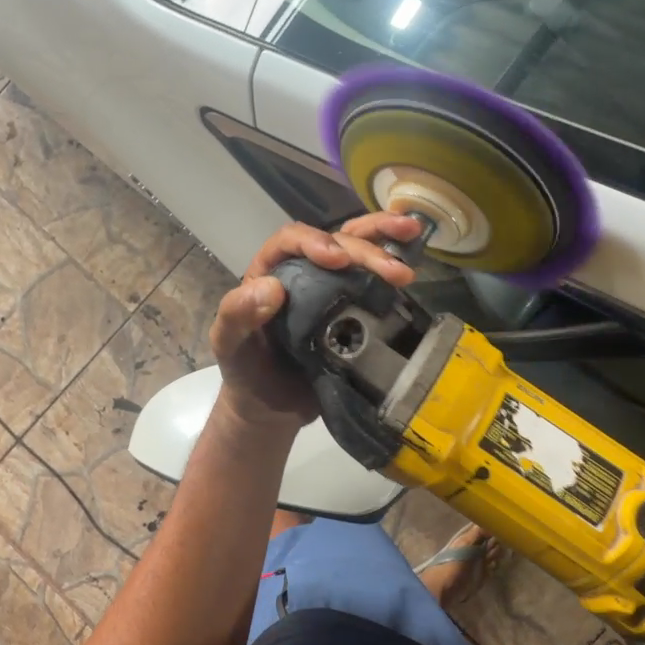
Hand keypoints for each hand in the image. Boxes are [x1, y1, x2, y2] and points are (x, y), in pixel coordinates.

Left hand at [209, 213, 423, 431]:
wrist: (273, 409)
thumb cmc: (245, 371)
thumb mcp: (228, 345)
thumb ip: (237, 315)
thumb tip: (272, 288)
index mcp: (270, 270)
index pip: (291, 240)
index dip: (315, 242)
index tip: (338, 260)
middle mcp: (304, 270)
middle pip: (336, 241)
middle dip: (366, 249)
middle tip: (394, 271)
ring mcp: (334, 288)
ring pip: (359, 247)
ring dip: (386, 239)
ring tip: (413, 234)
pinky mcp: (359, 309)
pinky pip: (376, 279)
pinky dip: (395, 263)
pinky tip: (416, 259)